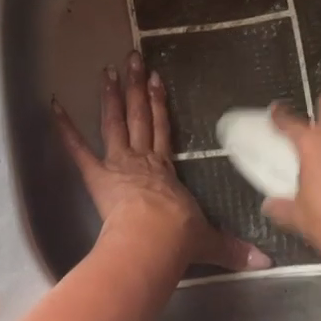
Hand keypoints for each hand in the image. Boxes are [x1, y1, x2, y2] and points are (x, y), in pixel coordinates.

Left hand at [53, 52, 270, 272]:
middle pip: (139, 116)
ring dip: (110, 97)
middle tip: (130, 59)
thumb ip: (233, 249)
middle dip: (135, 86)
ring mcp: (118, 164)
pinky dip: (65, 128)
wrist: (153, 242)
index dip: (159, 102)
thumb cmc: (179, 238)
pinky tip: (54, 106)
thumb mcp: (209, 242)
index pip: (162, 128)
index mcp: (165, 169)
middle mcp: (141, 159)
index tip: (155, 77)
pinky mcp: (97, 176)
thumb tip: (265, 262)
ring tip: (105, 71)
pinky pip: (78, 150)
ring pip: (114, 123)